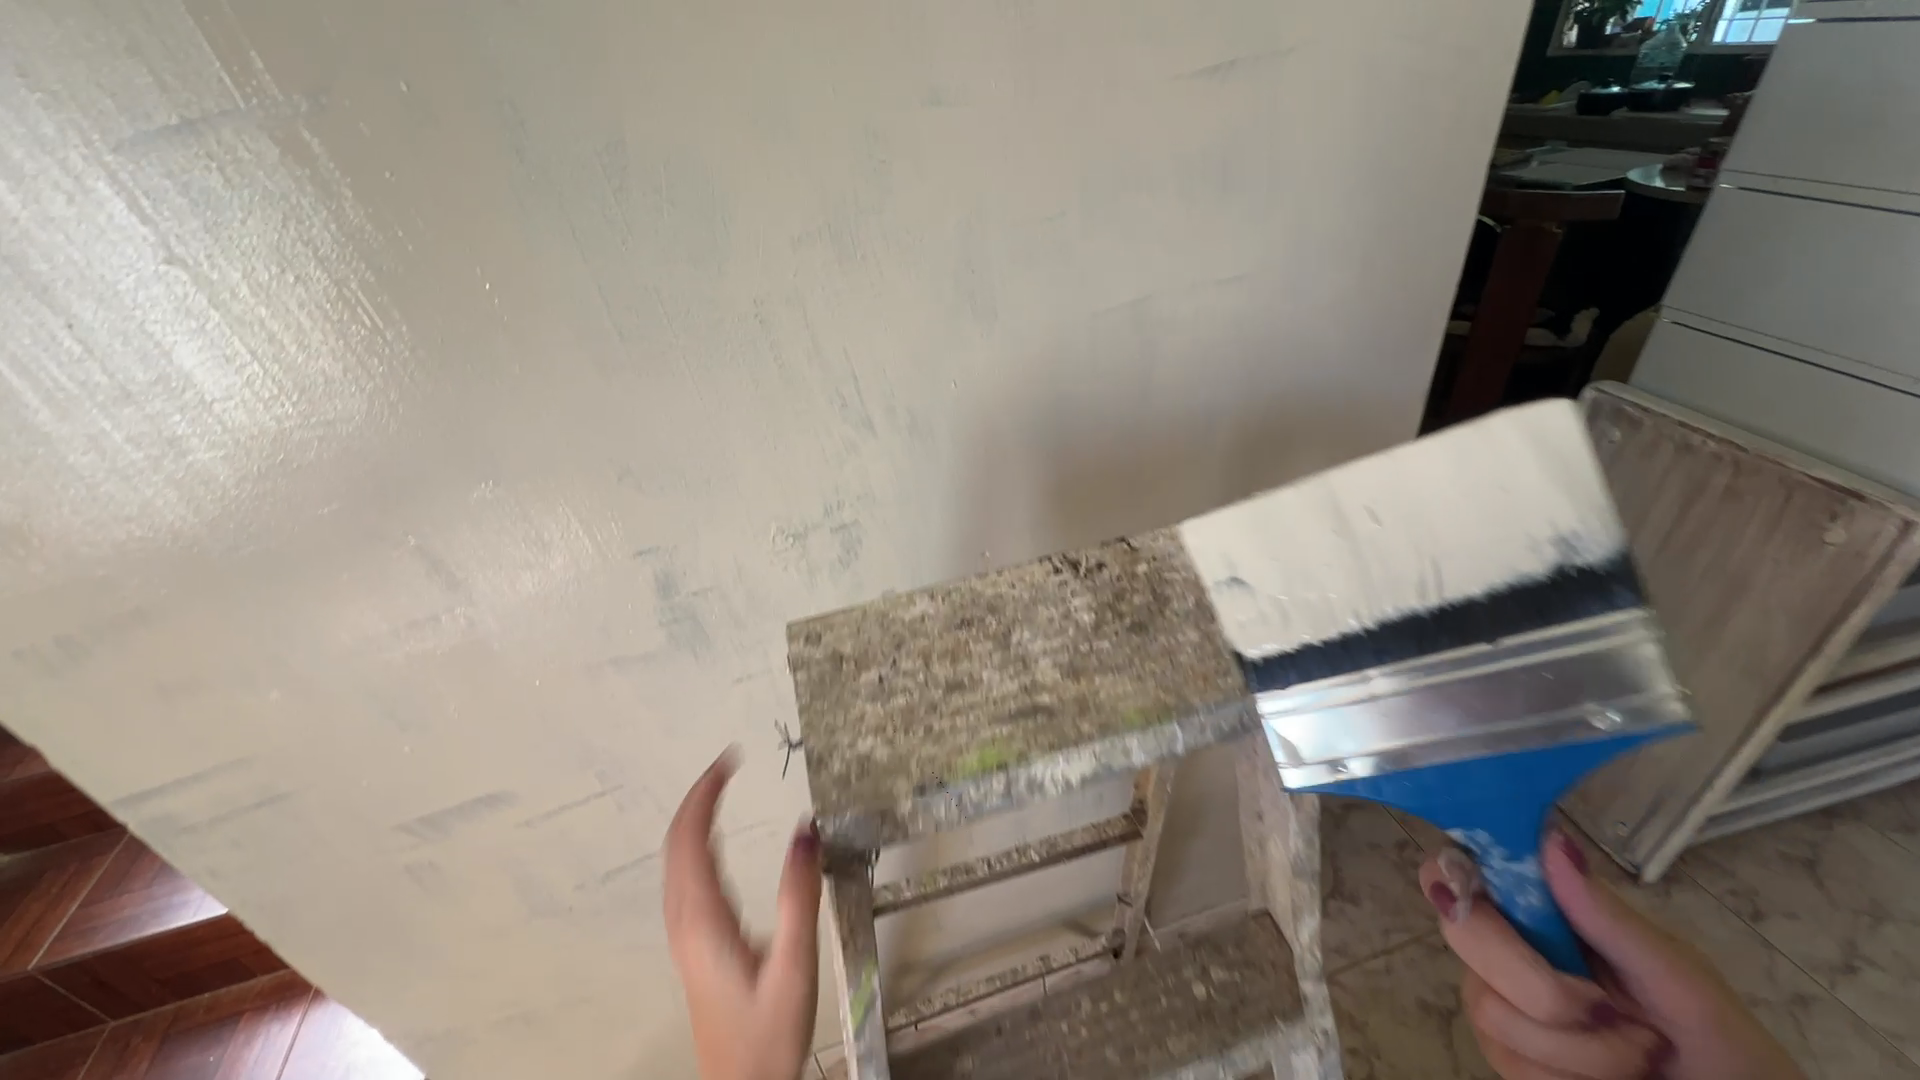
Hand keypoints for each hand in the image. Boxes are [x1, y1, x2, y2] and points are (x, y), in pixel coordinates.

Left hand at [665, 748, 822, 1079]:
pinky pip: (683, 880)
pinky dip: (695, 846)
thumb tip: (806, 829)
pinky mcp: (691, 947)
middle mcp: (684, 922)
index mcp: (704, 920)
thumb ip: (799, 895)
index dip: (706, 793)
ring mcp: (683, 937)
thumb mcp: (795, 963)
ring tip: (723, 790)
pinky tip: (715, 845)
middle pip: (675, 846)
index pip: (692, 839)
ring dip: (694, 821)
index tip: (730, 759)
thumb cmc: (769, 1031)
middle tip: (728, 765)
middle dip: (698, 798)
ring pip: (674, 863)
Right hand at [1420, 829, 1803, 1079]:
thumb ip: (1608, 917)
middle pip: (1462, 937)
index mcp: (1539, 911)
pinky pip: (1508, 1063)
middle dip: (1538, 984)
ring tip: (1633, 1054)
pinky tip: (1607, 1078)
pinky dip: (1571, 1078)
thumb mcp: (1679, 977)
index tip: (1472, 899)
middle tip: (1605, 1009)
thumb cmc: (1720, 1042)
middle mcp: (1505, 948)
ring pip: (1488, 1010)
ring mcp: (1500, 1003)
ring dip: (1579, 1049)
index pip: (1457, 870)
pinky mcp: (1509, 1058)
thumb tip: (1549, 840)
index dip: (1449, 875)